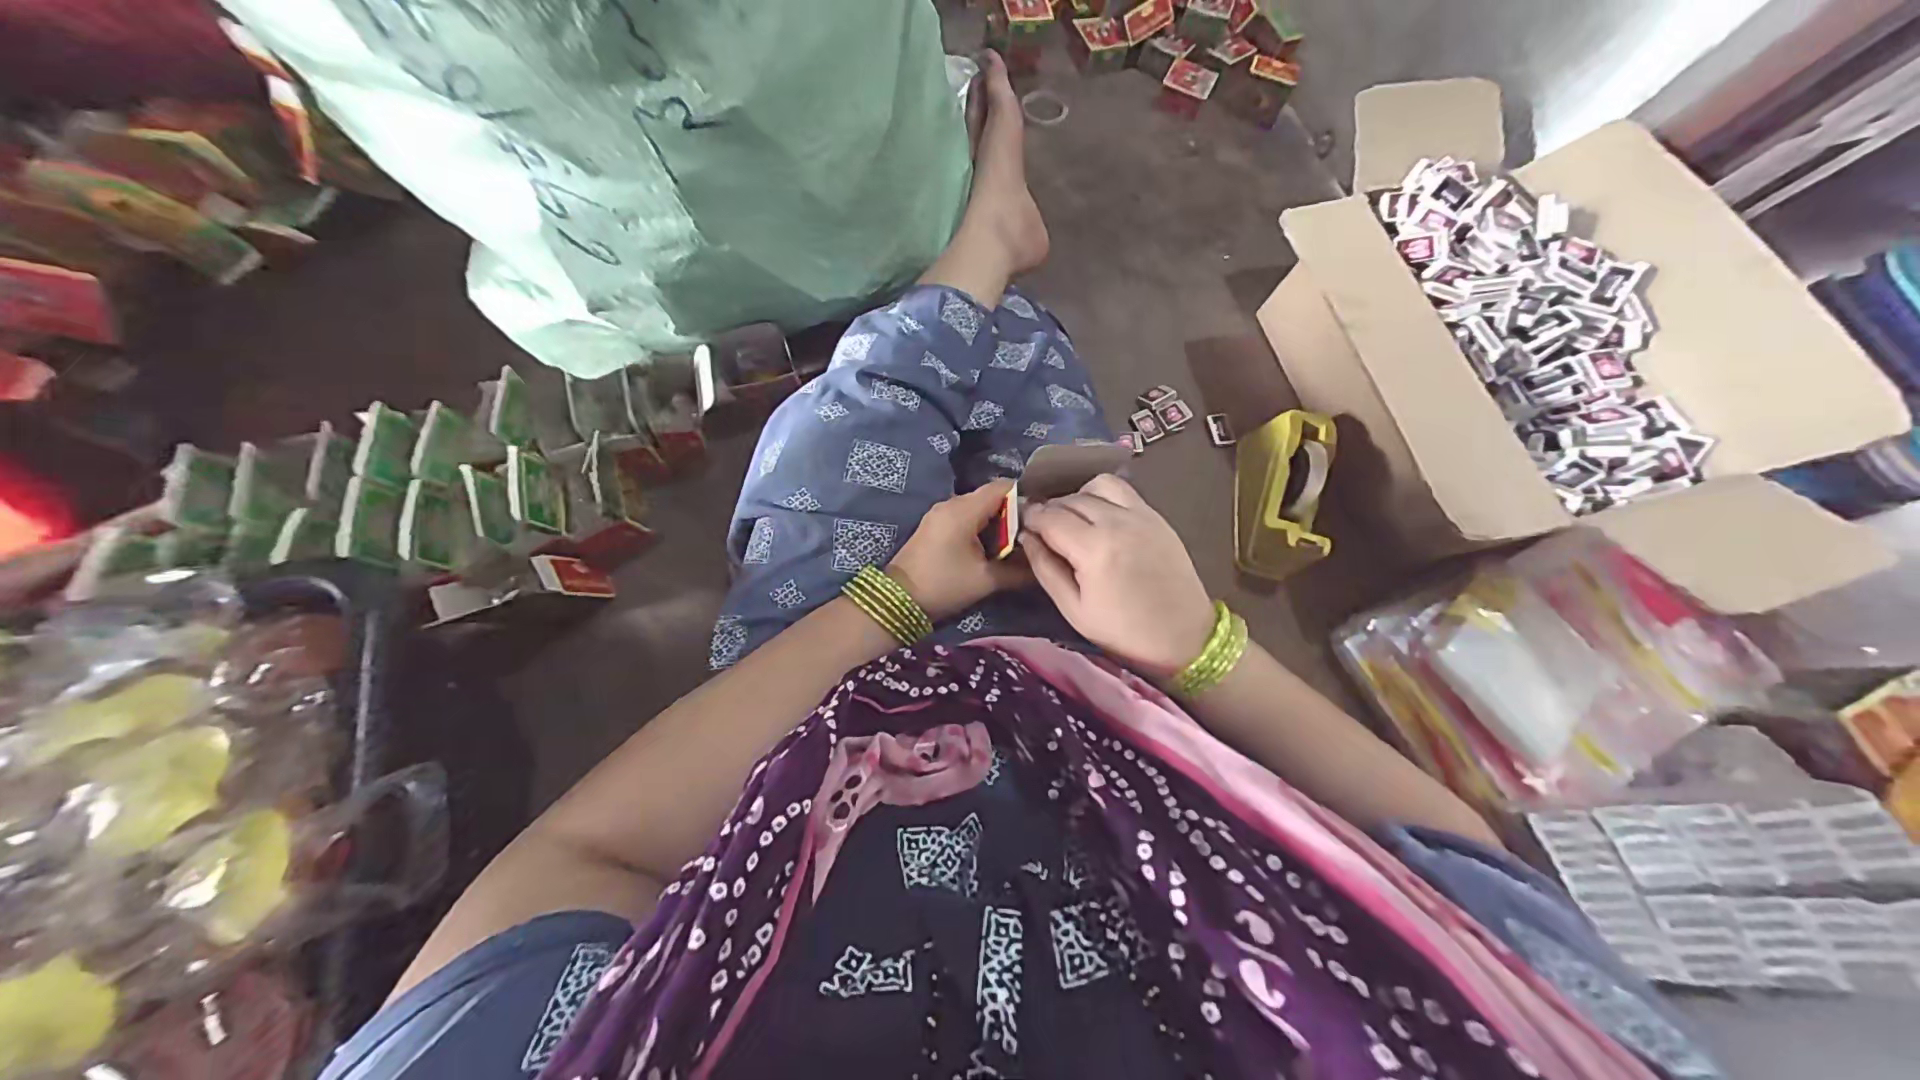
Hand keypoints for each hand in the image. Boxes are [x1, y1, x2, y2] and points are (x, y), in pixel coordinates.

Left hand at [887, 479, 1030, 621]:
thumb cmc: (944, 585)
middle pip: (991, 496)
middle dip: (1013, 513)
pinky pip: (965, 517)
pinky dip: (981, 528)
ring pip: (978, 508)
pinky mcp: (934, 526)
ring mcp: (940, 514)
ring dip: (997, 522)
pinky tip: (991, 548)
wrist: (898, 601)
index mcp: (964, 509)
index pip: (1003, 487)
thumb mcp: (986, 580)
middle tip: (1032, 535)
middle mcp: (951, 503)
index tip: (1041, 518)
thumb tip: (1043, 563)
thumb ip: (1019, 570)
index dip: (1026, 498)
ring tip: (1016, 544)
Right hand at [1018, 475, 1214, 675]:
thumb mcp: (1073, 609)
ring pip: (1095, 486)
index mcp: (1094, 550)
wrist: (1184, 636)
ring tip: (1072, 520)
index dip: (1030, 518)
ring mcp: (1140, 515)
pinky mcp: (1156, 516)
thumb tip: (1027, 538)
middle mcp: (1116, 523)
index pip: (1049, 517)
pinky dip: (1102, 495)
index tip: (1022, 527)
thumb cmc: (1124, 631)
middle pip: (1069, 499)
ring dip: (1076, 497)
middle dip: (1049, 509)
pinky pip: (1122, 490)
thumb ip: (1045, 569)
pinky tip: (1099, 517)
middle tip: (1043, 529)